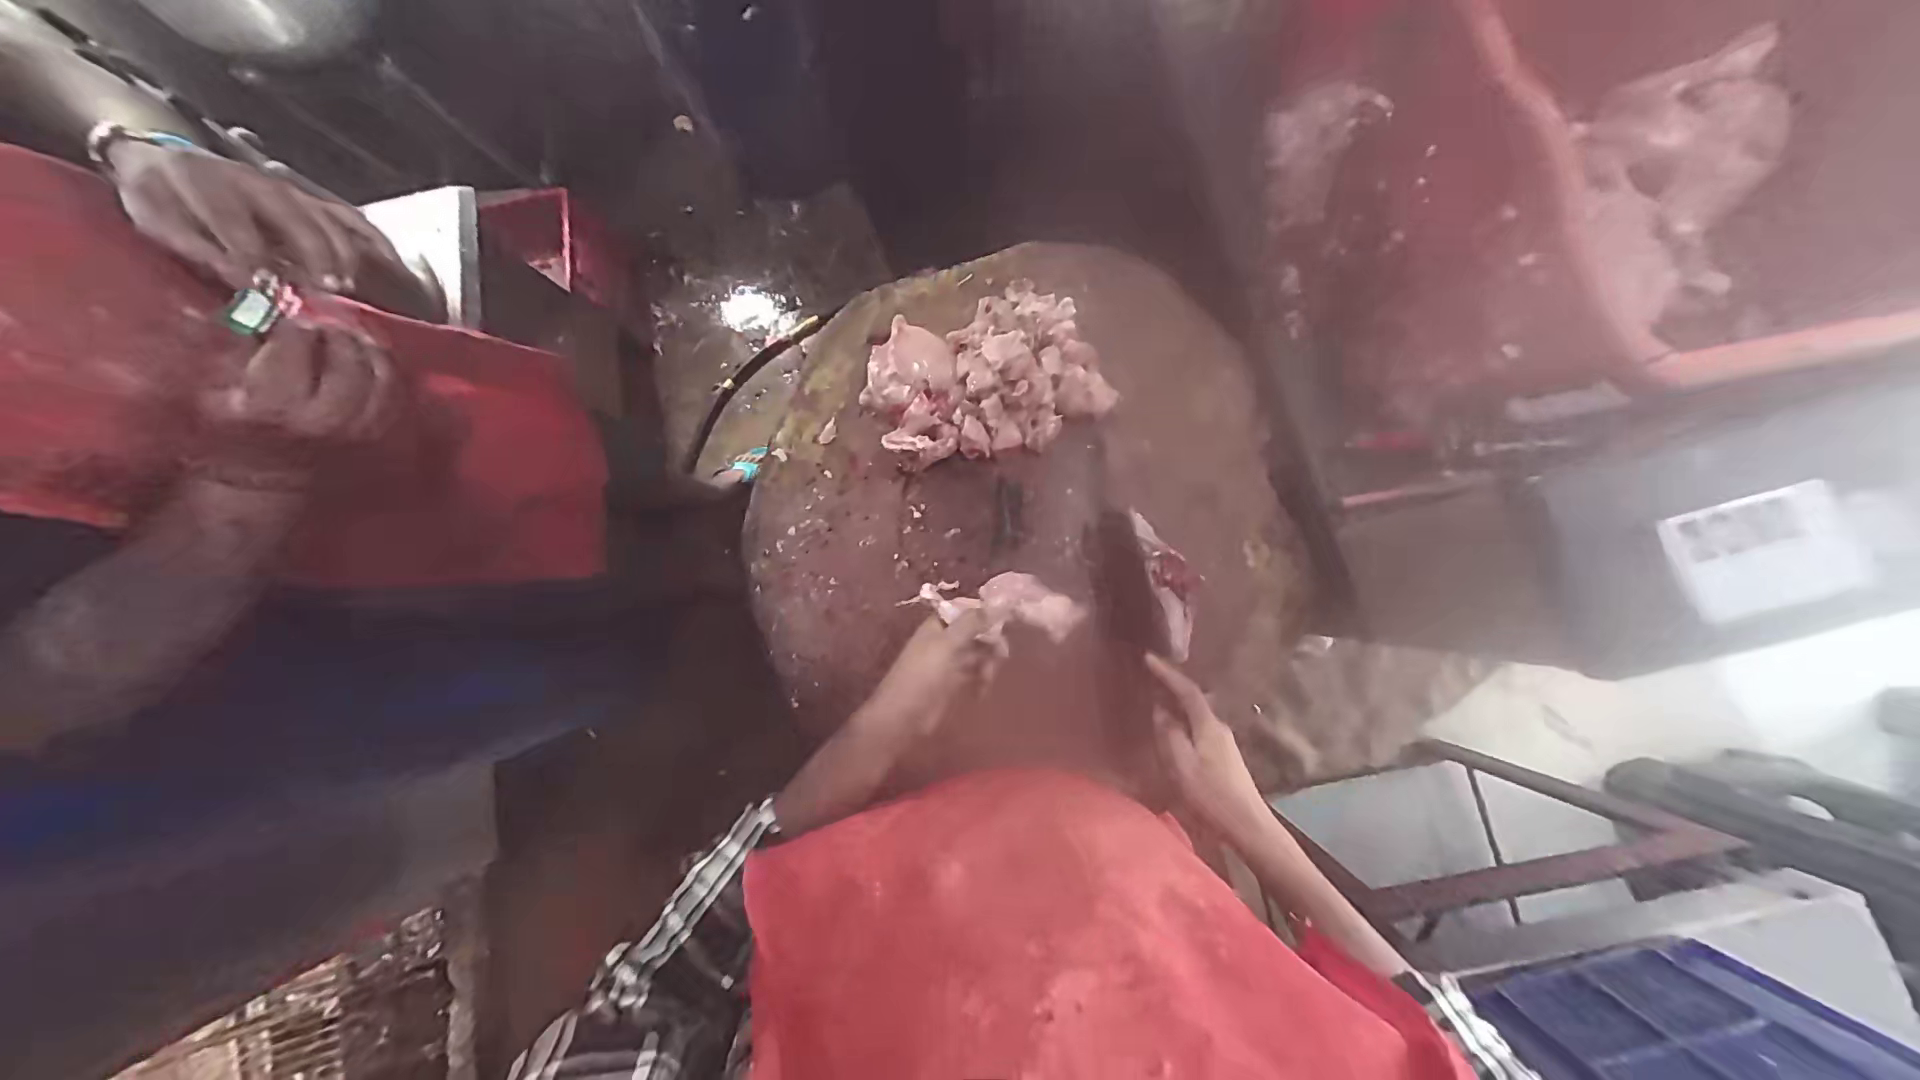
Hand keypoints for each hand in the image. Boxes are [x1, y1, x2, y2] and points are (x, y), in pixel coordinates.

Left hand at [108, 139, 407, 291]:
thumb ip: (196, 248)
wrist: (161, 156)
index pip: (234, 222)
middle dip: (313, 258)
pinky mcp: (310, 197)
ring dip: (342, 255)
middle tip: (325, 292)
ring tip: (345, 286)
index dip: (251, 256)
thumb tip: (245, 280)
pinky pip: (351, 217)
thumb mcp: (155, 220)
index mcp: (202, 180)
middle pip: (296, 221)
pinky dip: (375, 240)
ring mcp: (288, 188)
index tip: (267, 289)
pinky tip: (391, 263)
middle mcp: (253, 181)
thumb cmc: (160, 197)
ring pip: (327, 222)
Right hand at [196, 320, 395, 488]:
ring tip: (352, 338)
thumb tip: (256, 310)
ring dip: (369, 349)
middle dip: (335, 334)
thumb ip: (235, 349)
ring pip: (381, 375)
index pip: (294, 345)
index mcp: (273, 404)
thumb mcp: (212, 394)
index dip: (292, 325)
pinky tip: (375, 362)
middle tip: (325, 325)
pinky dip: (389, 374)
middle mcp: (326, 417)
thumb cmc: (227, 439)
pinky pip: (397, 397)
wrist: (268, 487)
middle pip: (346, 358)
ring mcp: (362, 429)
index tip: (287, 319)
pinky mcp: (384, 438)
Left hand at [857, 610, 1002, 735]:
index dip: (985, 613)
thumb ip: (973, 622)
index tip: (1005, 619)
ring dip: (988, 662)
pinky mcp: (956, 683)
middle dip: (990, 641)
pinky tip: (982, 690)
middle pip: (977, 632)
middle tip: (1001, 654)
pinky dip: (983, 679)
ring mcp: (951, 662)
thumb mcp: (948, 643)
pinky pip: (976, 674)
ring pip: (979, 653)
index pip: (967, 610)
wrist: (905, 716)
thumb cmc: (923, 674)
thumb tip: (1000, 601)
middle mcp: (946, 640)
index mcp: (939, 625)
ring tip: (987, 678)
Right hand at [1146, 653, 1268, 838]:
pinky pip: (1197, 726)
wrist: (1248, 828)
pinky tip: (1171, 728)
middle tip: (1149, 675)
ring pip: (1195, 714)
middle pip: (1193, 699)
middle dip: (1172, 685)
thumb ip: (1168, 733)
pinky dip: (1181, 720)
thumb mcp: (1181, 764)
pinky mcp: (1222, 756)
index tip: (1148, 658)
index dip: (1167, 673)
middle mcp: (1218, 727)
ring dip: (1176, 703)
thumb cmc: (1212, 796)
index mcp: (1208, 725)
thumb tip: (1160, 710)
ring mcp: (1223, 742)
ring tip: (1155, 698)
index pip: (1187, 690)